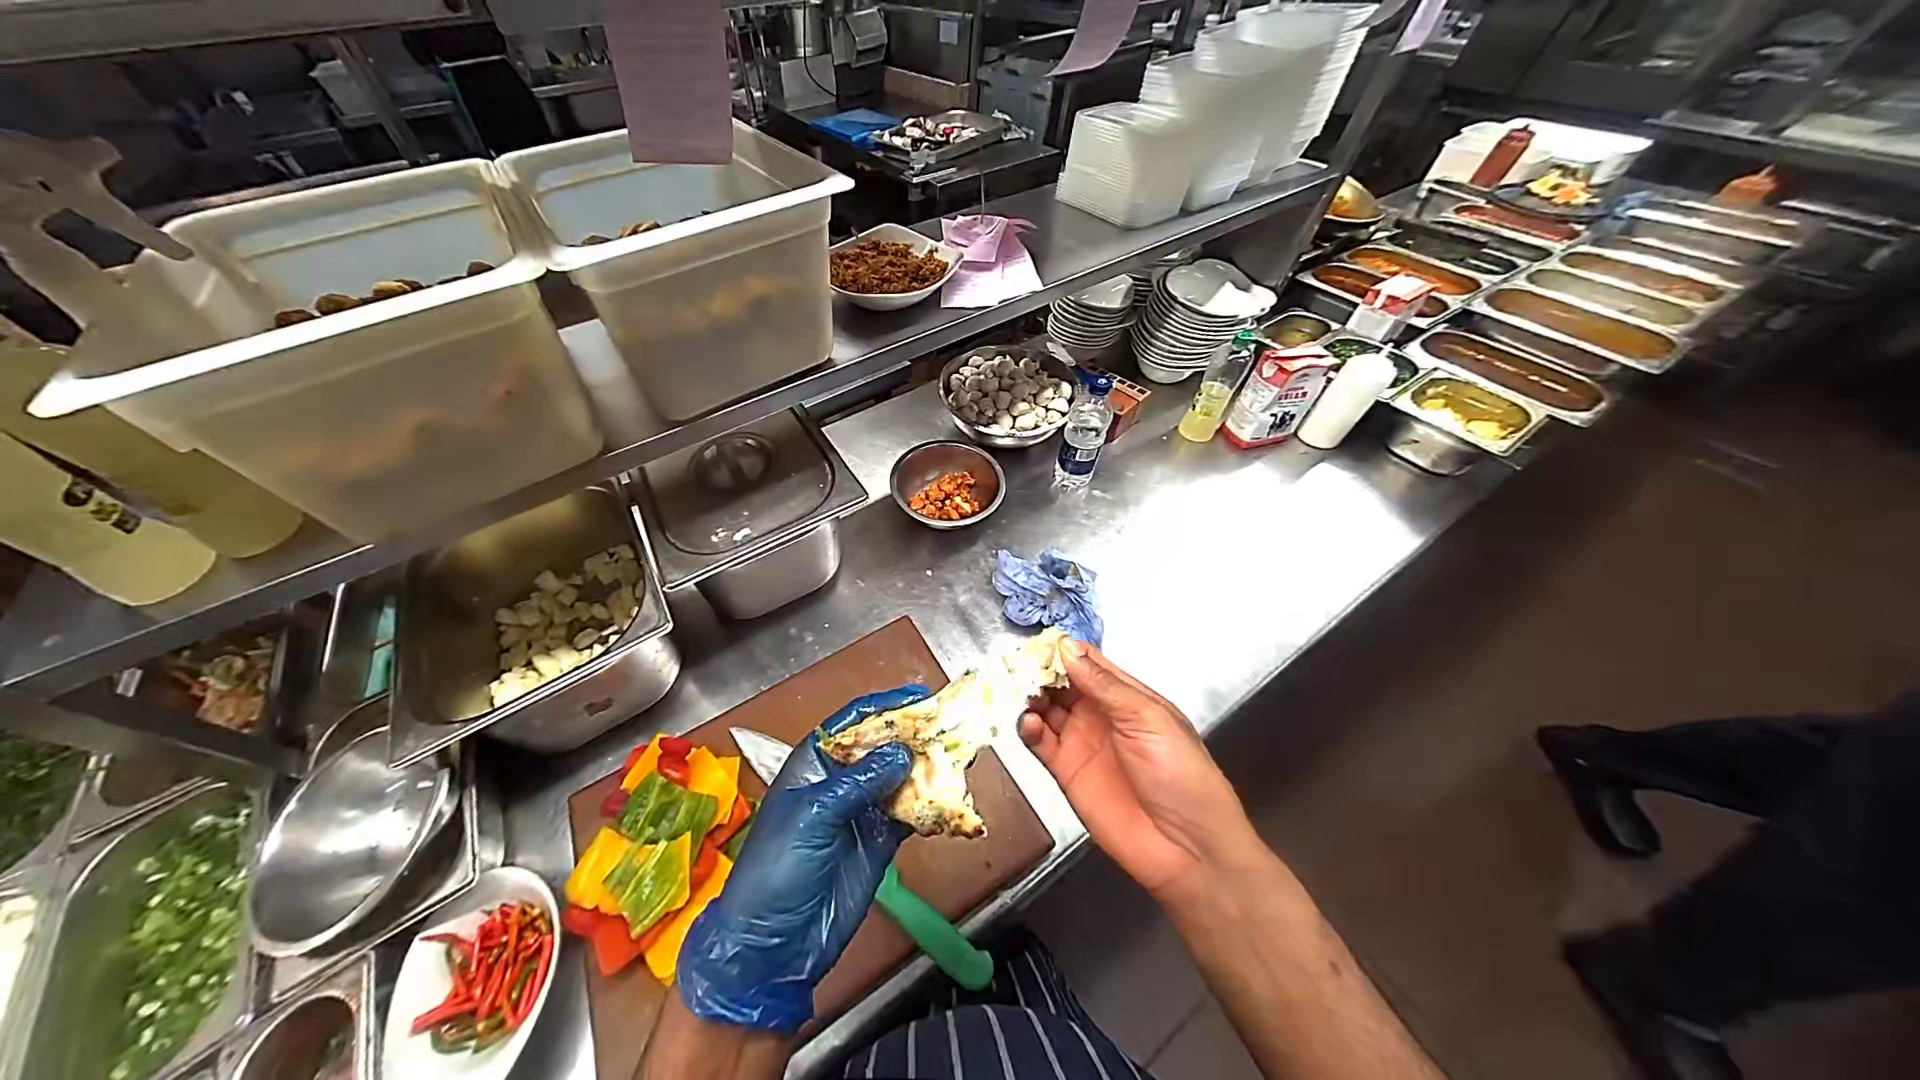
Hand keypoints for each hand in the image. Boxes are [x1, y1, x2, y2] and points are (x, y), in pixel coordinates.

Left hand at [676, 687, 923, 1033]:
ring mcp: (863, 810)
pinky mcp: (880, 840)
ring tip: (960, 755)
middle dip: (916, 735)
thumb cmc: (775, 871)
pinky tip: (951, 797)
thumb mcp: (812, 816)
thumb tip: (901, 752)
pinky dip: (932, 805)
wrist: (773, 945)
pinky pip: (912, 813)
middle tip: (952, 726)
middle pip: (885, 746)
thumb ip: (858, 782)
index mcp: (815, 762)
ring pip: (903, 777)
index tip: (921, 698)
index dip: (887, 706)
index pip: (855, 721)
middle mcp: (842, 780)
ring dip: (930, 768)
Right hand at [1019, 641, 1257, 901]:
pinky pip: (1039, 742)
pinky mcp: (1066, 771)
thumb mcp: (1147, 718)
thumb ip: (1103, 685)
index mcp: (1126, 696)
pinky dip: (1028, 729)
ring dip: (1032, 696)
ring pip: (1046, 708)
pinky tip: (1029, 723)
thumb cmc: (1184, 776)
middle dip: (1041, 671)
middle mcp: (1101, 715)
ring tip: (1025, 693)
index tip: (1042, 642)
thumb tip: (1068, 649)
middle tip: (1023, 665)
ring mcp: (1082, 743)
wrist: (1187, 848)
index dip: (1065, 650)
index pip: (1088, 662)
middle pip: (1061, 682)